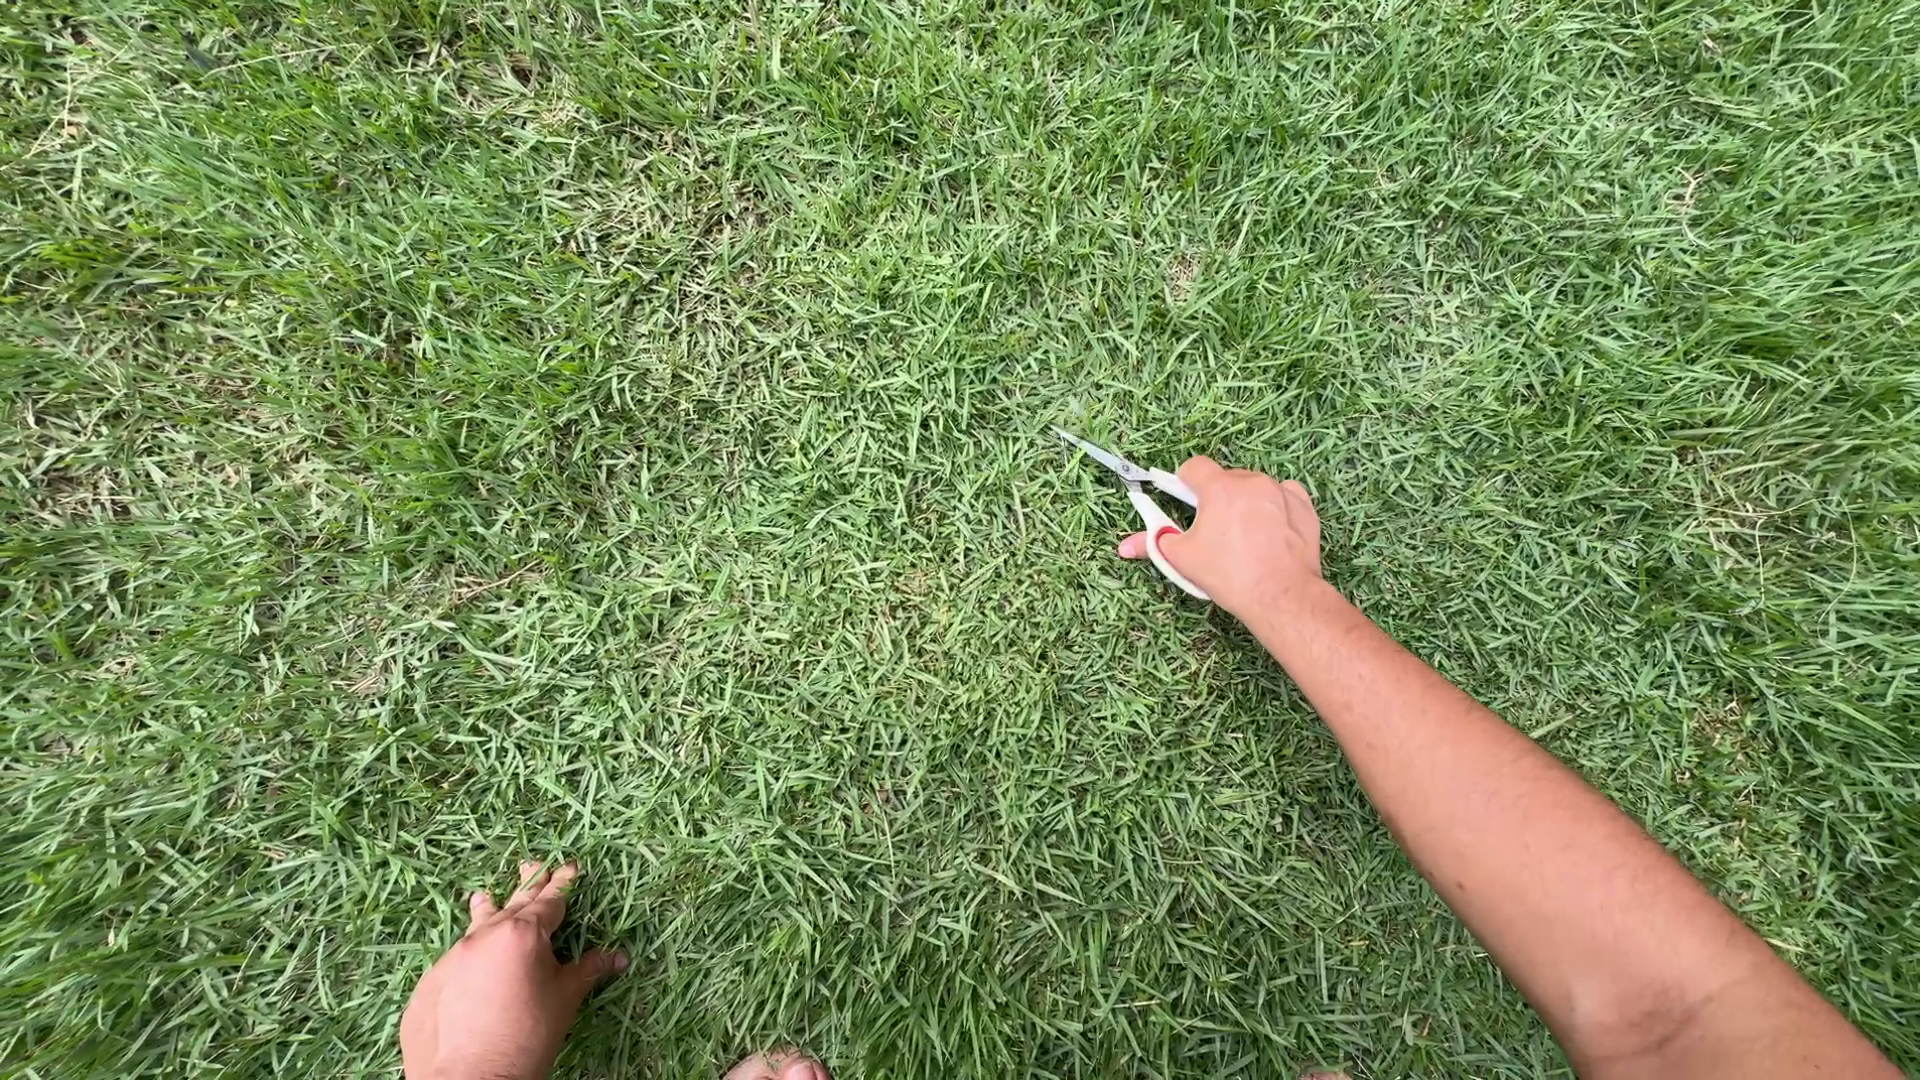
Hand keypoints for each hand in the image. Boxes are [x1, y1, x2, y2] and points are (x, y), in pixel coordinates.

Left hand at [400, 861, 626, 1079]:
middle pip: (512, 903)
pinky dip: (468, 958)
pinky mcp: (427, 986)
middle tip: (534, 863)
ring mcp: (451, 960)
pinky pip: (453, 962)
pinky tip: (470, 965)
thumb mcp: (565, 998)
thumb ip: (589, 970)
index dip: (563, 883)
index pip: (550, 900)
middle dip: (528, 884)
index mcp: (523, 933)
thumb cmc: (528, 1035)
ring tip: (483, 896)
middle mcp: (485, 937)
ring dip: (486, 910)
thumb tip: (621, 957)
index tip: (570, 868)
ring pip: (475, 927)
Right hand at [1118, 456, 1321, 618]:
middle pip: (1224, 478)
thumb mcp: (1182, 558)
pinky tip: (1269, 531)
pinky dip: (1274, 507)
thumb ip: (1154, 543)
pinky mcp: (1304, 507)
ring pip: (1253, 487)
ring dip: (1243, 502)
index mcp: (1219, 489)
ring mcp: (1281, 492)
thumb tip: (1126, 546)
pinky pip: (1283, 496)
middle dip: (1214, 497)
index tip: (1183, 499)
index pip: (1194, 467)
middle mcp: (1251, 482)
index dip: (1184, 481)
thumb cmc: (1229, 575)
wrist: (1281, 595)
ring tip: (1241, 535)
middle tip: (1210, 528)